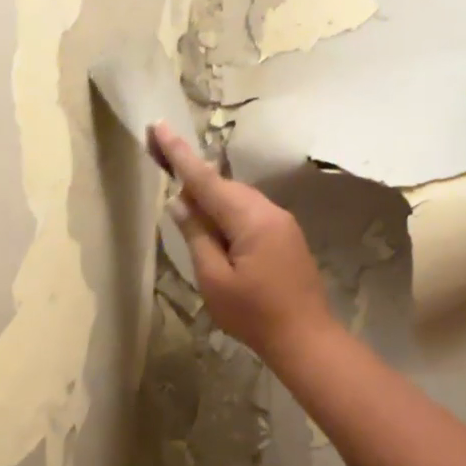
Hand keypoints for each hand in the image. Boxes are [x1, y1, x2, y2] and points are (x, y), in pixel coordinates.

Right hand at [152, 123, 338, 359]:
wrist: (306, 339)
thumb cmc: (255, 314)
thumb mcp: (214, 279)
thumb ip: (197, 236)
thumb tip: (181, 203)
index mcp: (250, 218)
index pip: (206, 179)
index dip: (179, 154)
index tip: (159, 126)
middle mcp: (270, 211)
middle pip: (224, 187)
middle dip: (195, 180)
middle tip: (164, 171)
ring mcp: (283, 223)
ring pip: (238, 201)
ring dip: (212, 201)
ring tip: (188, 214)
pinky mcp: (287, 238)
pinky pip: (251, 215)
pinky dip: (229, 216)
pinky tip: (217, 233)